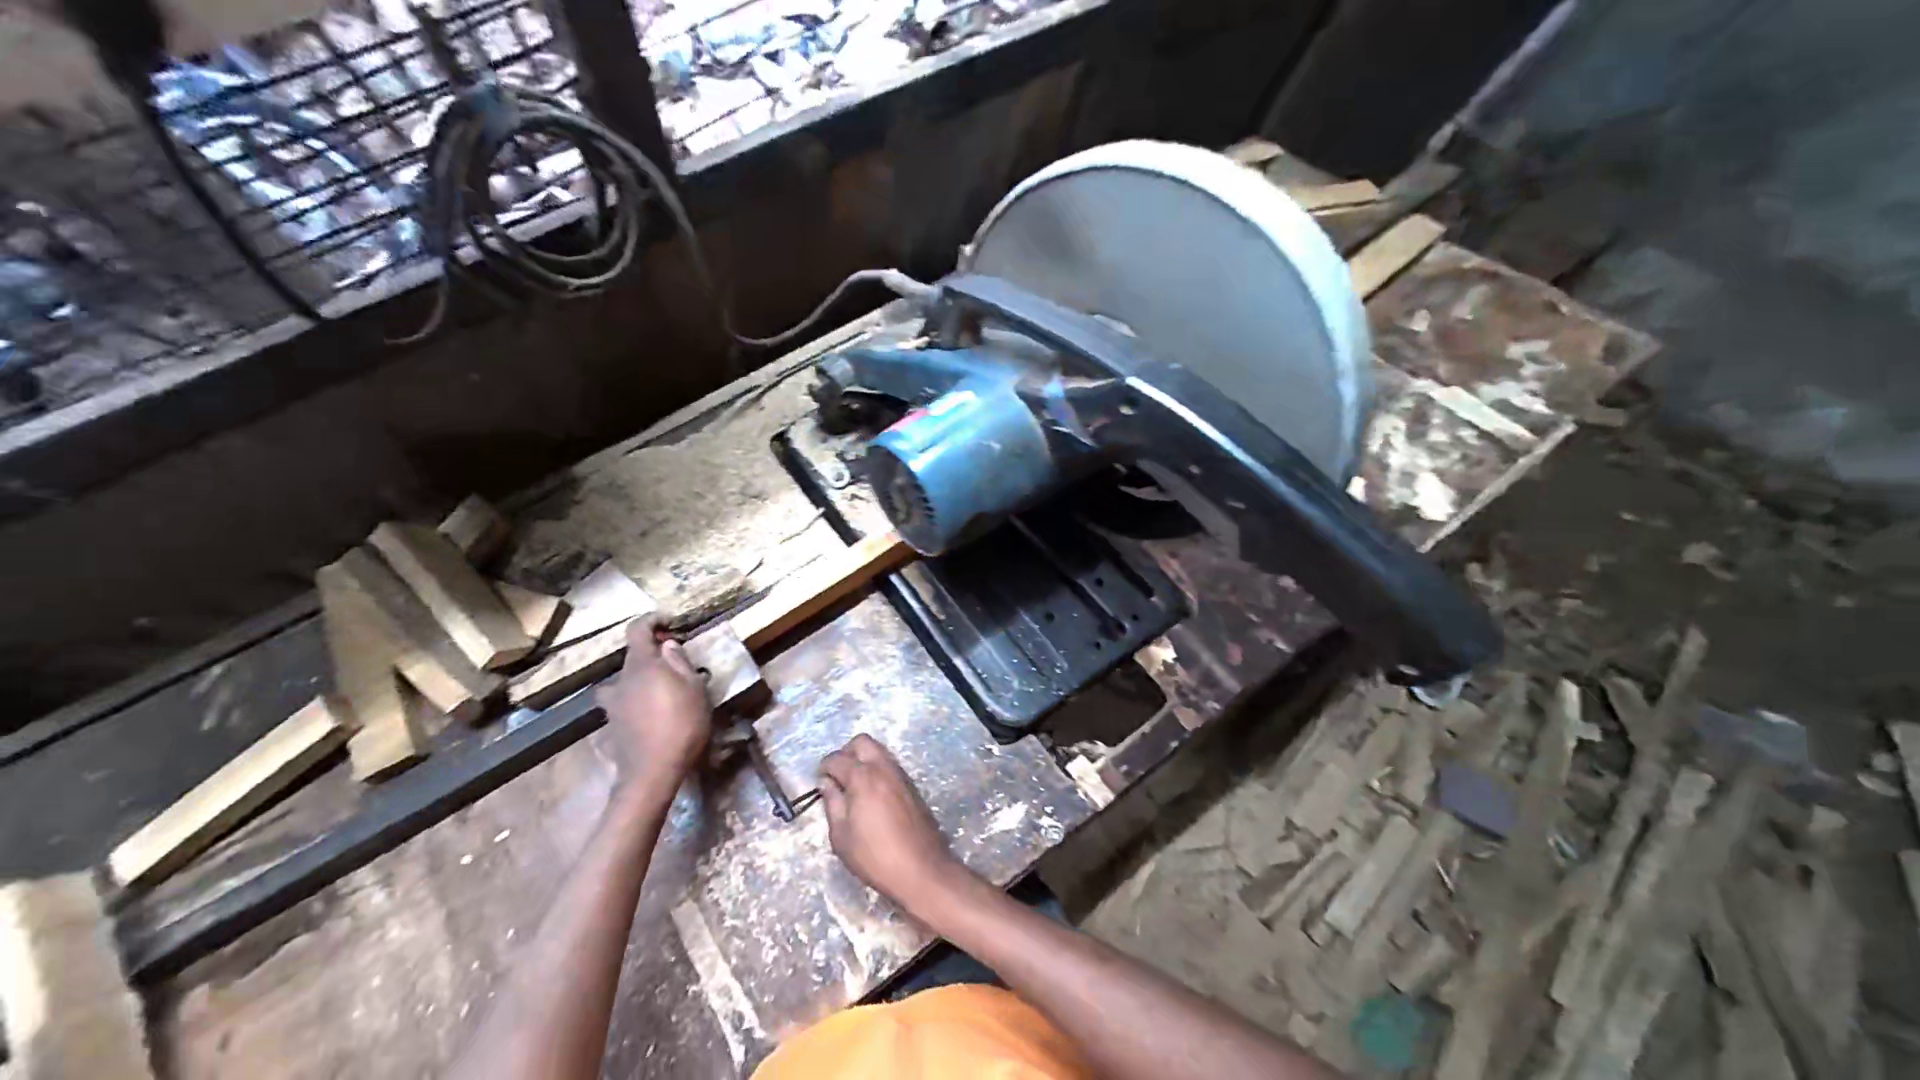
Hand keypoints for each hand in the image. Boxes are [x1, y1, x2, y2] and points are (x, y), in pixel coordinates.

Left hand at [596, 617, 711, 792]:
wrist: (652, 771)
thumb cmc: (681, 723)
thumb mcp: (694, 688)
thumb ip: (679, 662)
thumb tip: (667, 645)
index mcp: (641, 664)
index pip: (637, 629)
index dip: (651, 620)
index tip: (670, 621)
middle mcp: (621, 679)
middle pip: (633, 656)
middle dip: (654, 654)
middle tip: (678, 662)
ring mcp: (613, 703)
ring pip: (627, 681)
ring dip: (643, 679)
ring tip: (664, 689)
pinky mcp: (613, 724)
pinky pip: (625, 701)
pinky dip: (638, 700)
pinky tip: (655, 713)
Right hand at [819, 735, 972, 915]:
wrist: (922, 869)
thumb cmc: (875, 856)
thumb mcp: (842, 836)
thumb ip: (832, 804)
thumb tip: (827, 783)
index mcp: (863, 777)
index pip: (837, 758)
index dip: (824, 767)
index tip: (819, 782)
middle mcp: (884, 768)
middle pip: (862, 742)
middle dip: (845, 753)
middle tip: (838, 778)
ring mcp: (901, 775)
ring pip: (879, 751)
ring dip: (863, 760)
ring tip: (853, 788)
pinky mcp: (912, 786)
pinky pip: (890, 766)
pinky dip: (877, 770)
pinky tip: (871, 796)